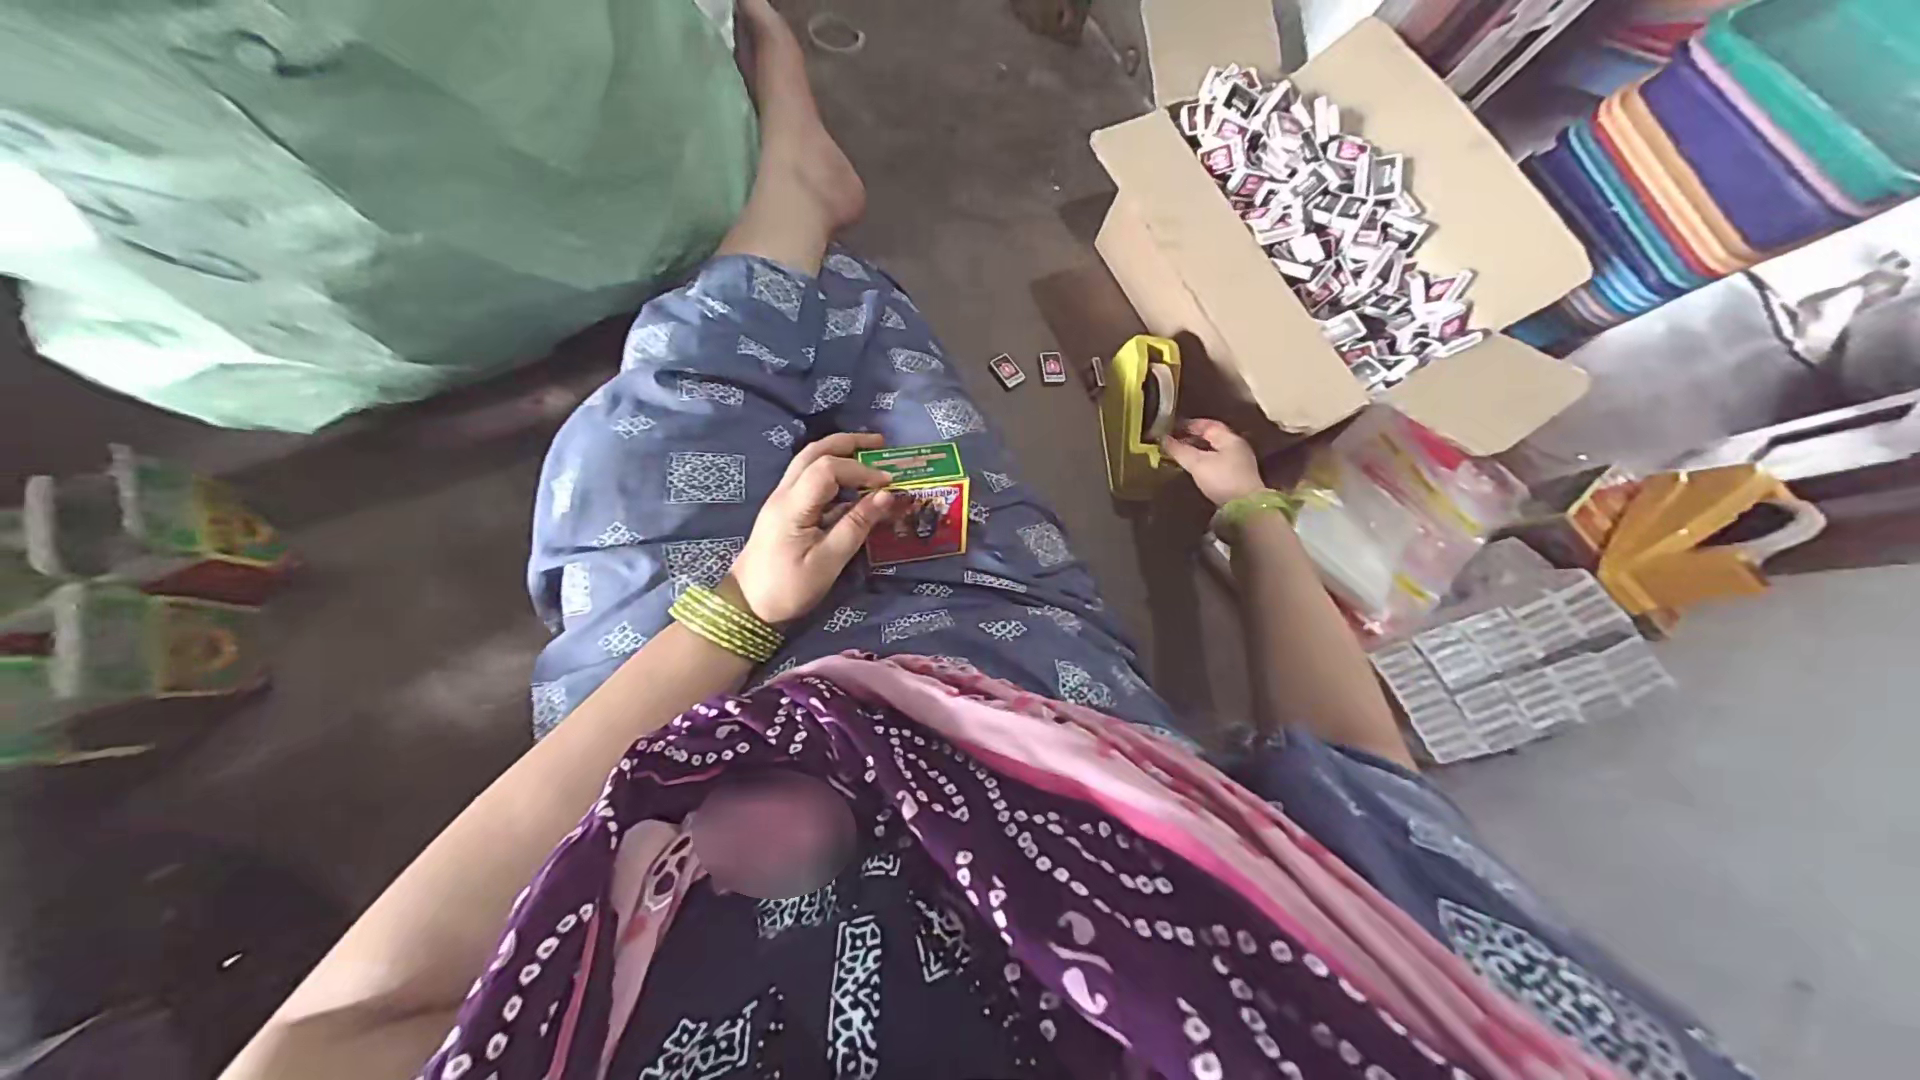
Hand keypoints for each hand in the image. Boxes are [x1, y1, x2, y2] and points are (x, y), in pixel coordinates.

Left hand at [729, 432, 898, 624]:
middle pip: (814, 452)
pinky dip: (833, 471)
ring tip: (869, 454)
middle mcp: (784, 493)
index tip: (887, 484)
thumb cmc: (788, 588)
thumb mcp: (828, 561)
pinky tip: (852, 483)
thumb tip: (886, 496)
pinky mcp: (785, 510)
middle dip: (849, 443)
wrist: (747, 606)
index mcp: (793, 505)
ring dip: (839, 452)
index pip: (828, 468)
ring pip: (808, 461)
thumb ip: (857, 525)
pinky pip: (809, 478)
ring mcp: (782, 499)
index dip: (861, 470)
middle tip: (881, 444)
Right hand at [1159, 418, 1266, 507]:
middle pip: (1211, 436)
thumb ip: (1179, 450)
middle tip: (1172, 440)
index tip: (1171, 427)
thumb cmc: (1221, 479)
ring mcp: (1238, 461)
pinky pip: (1215, 461)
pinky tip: (1192, 466)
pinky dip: (1202, 459)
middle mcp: (1236, 446)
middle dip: (1191, 437)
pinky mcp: (1236, 476)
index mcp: (1229, 438)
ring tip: (1179, 453)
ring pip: (1213, 449)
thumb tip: (1163, 439)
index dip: (1188, 424)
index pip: (1207, 424)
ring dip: (1196, 449)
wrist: (1245, 506)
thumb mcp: (1197, 463)